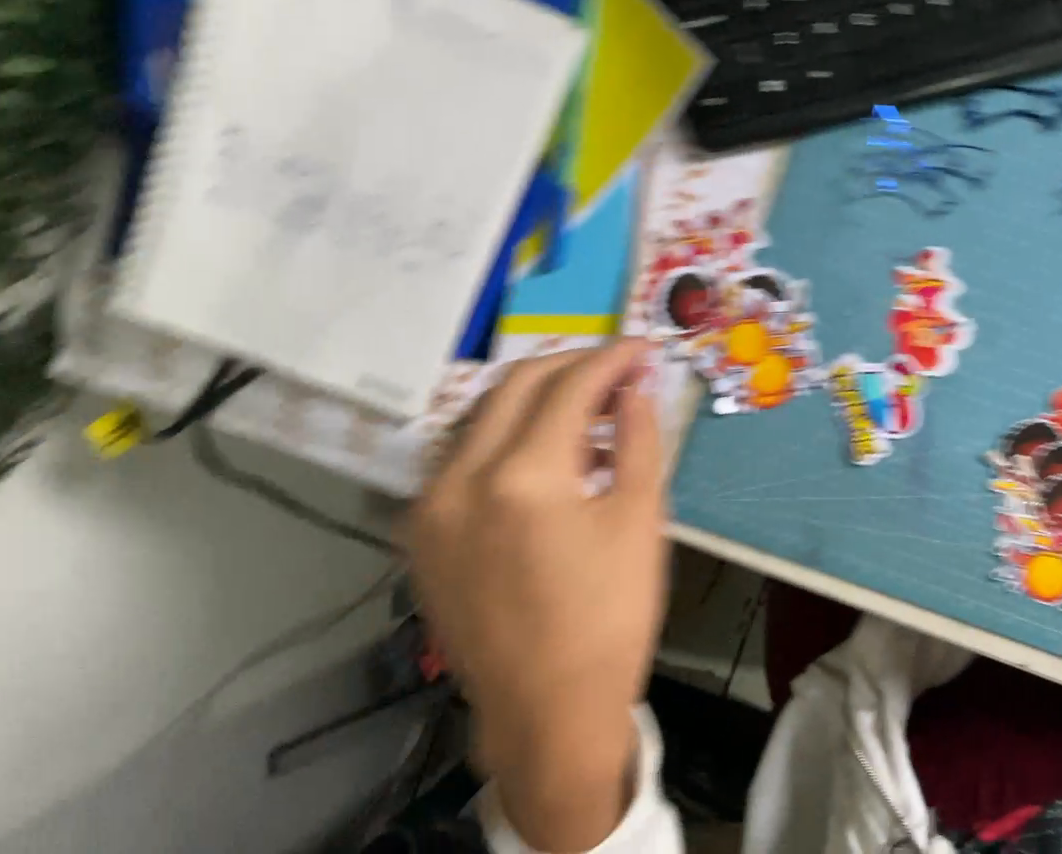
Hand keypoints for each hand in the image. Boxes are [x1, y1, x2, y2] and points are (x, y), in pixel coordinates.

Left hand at [409, 340, 667, 851]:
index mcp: (522, 477)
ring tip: (584, 414)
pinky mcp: (419, 533)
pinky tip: (541, 458)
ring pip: (479, 415)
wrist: (546, 711)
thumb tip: (636, 386)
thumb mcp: (640, 521)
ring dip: (533, 399)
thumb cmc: (609, 617)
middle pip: (514, 385)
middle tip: (616, 373)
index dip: (612, 359)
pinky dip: (502, 438)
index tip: (643, 349)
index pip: (569, 386)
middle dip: (570, 367)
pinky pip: (459, 457)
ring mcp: (428, 506)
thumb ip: (638, 439)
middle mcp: (460, 478)